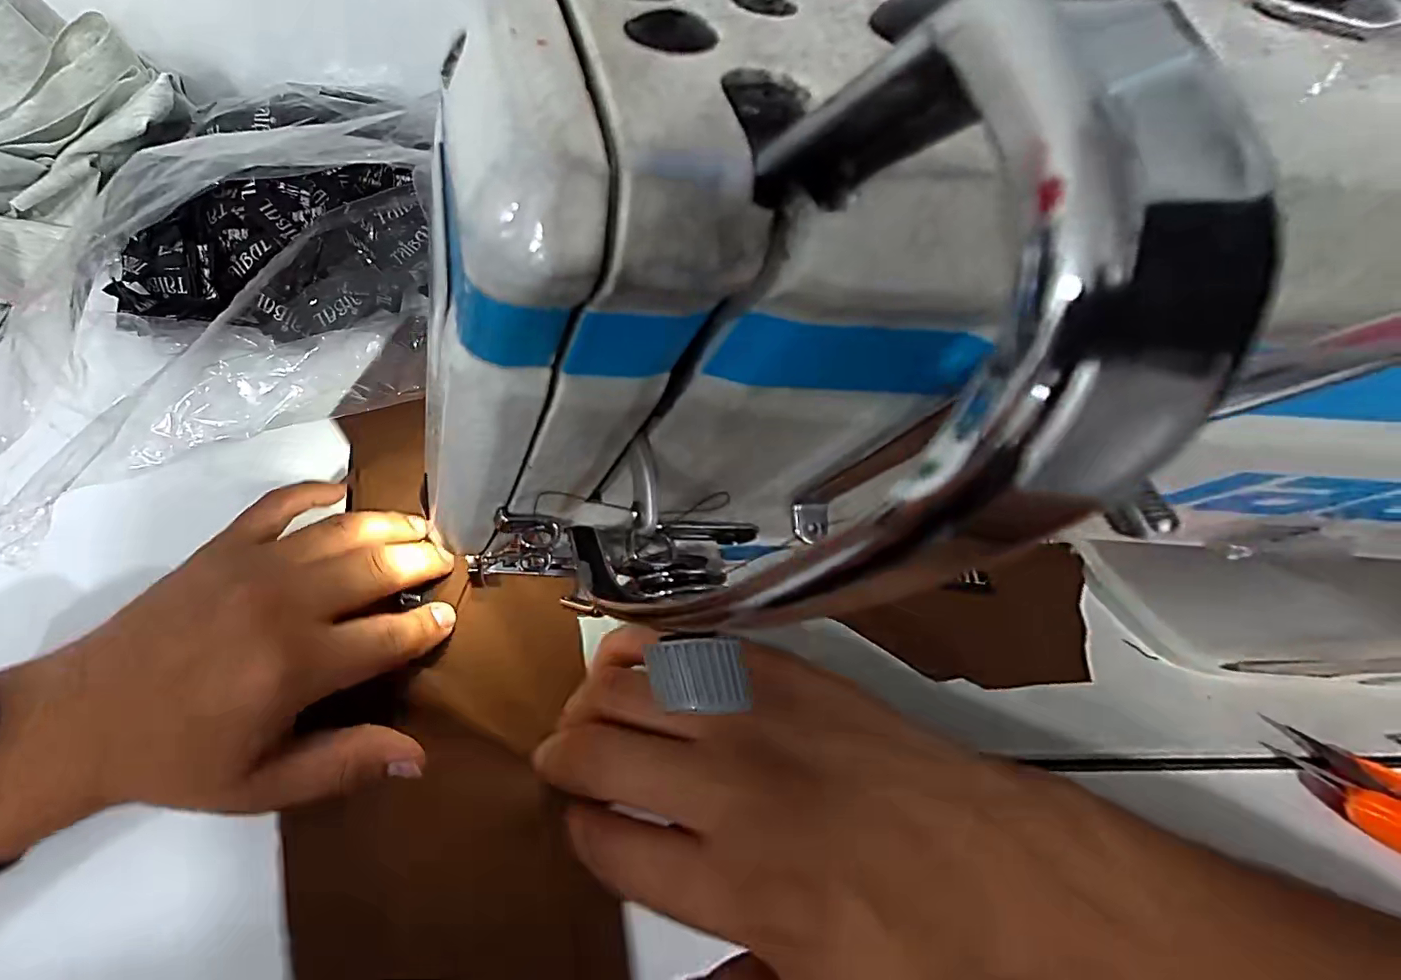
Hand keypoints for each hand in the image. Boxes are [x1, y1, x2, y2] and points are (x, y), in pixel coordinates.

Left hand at [0, 482, 455, 857]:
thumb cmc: (180, 757)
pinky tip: (340, 488)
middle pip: (374, 567)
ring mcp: (251, 564)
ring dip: (386, 524)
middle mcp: (284, 603)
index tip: (447, 616)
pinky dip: (314, 490)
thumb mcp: (262, 785)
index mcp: (296, 666)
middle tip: (446, 557)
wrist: (87, 715)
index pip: (386, 635)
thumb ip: (342, 765)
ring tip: (417, 526)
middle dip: (421, 559)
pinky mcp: (222, 545)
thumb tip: (419, 755)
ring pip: (339, 529)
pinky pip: (278, 503)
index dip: (425, 625)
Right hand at [533, 626, 1400, 978]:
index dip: (580, 834)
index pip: (603, 843)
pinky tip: (624, 664)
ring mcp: (748, 718)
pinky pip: (675, 644)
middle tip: (561, 763)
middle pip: (592, 754)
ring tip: (586, 716)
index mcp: (735, 884)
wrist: (1031, 882)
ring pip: (619, 690)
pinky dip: (633, 649)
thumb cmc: (937, 957)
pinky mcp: (771, 671)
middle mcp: (725, 791)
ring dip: (586, 703)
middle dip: (561, 759)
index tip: (584, 826)